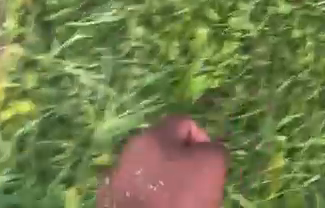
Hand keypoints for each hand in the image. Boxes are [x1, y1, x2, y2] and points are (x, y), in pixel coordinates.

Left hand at [98, 115, 227, 207]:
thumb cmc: (180, 196)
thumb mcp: (214, 164)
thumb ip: (213, 148)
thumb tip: (206, 152)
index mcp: (152, 135)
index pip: (185, 124)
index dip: (202, 142)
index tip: (207, 167)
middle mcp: (130, 151)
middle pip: (165, 149)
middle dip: (181, 163)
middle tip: (194, 185)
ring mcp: (116, 179)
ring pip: (150, 172)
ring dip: (163, 181)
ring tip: (176, 199)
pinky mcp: (111, 204)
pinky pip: (138, 193)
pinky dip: (149, 198)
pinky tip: (159, 206)